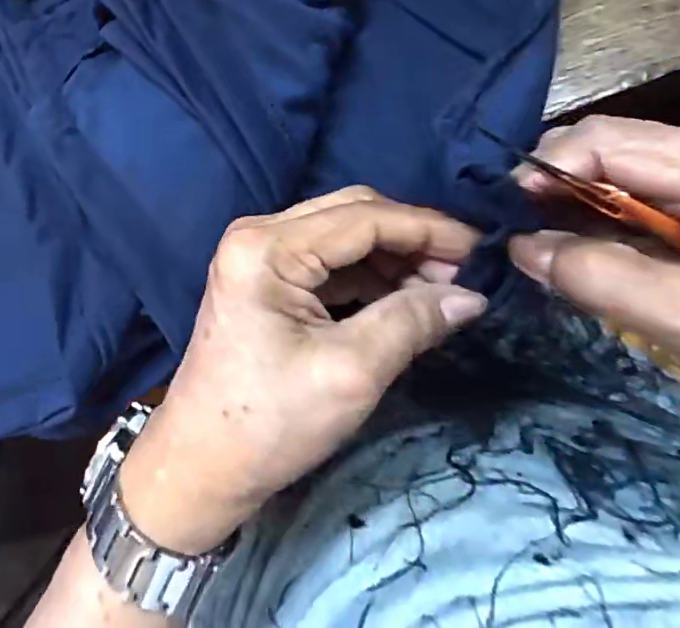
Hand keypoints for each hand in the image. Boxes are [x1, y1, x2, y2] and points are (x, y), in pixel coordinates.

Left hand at [119, 188, 488, 553]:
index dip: (427, 229)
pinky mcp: (266, 276)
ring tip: (442, 288)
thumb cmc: (269, 423)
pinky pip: (329, 259)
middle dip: (412, 238)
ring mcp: (259, 252)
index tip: (480, 249)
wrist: (199, 466)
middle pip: (353, 213)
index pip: (363, 216)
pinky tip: (405, 297)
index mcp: (267, 246)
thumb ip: (412, 322)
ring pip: (344, 234)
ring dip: (394, 256)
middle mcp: (259, 233)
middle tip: (463, 272)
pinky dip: (370, 274)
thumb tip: (471, 296)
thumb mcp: (351, 372)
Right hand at [508, 117, 679, 486]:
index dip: (557, 169)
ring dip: (602, 209)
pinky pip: (675, 191)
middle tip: (536, 242)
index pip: (631, 142)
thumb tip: (522, 247)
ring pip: (649, 170)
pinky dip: (634, 221)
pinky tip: (625, 254)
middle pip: (638, 150)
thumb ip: (616, 284)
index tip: (511, 215)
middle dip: (576, 191)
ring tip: (573, 253)